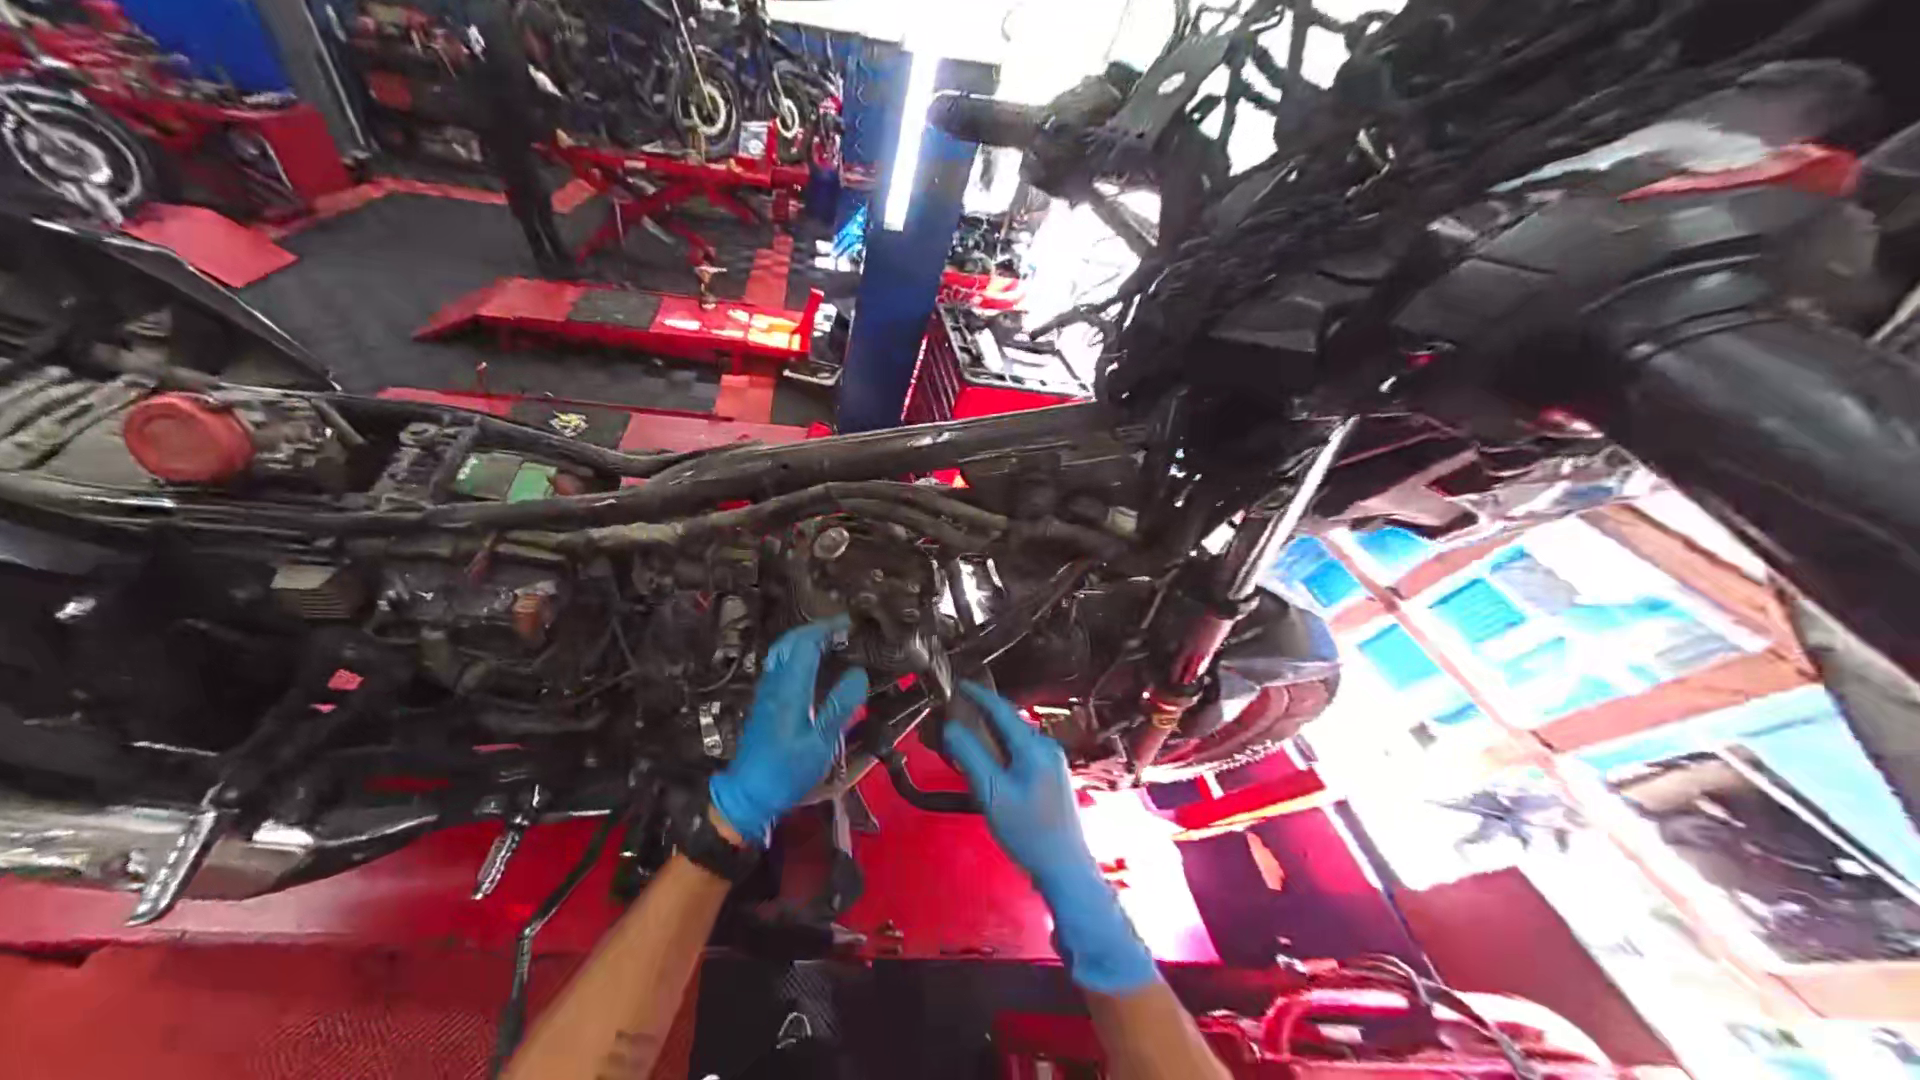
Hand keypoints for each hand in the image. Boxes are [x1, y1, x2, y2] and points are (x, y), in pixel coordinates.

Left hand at [709, 616, 868, 846]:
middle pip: (790, 642)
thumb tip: (859, 673)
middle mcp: (775, 683)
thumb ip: (840, 706)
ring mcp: (767, 691)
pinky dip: (800, 655)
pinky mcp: (765, 701)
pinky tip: (818, 667)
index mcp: (789, 689)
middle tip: (844, 631)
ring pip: (783, 652)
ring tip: (835, 644)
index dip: (827, 628)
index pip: (805, 644)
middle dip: (817, 629)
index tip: (851, 624)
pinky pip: (782, 665)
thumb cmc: (787, 771)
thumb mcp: (821, 743)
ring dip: (807, 641)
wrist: (748, 795)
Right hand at [943, 681, 1157, 996]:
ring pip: (1016, 737)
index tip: (958, 684)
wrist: (1064, 867)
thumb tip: (951, 728)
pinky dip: (1003, 747)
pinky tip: (990, 760)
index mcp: (1034, 747)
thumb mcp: (991, 793)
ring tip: (968, 733)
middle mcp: (1047, 748)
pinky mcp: (1052, 777)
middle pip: (1010, 721)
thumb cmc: (1027, 831)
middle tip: (957, 710)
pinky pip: (1022, 751)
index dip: (979, 694)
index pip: (1002, 709)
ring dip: (993, 731)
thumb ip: (970, 756)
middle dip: (983, 712)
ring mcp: (1053, 762)